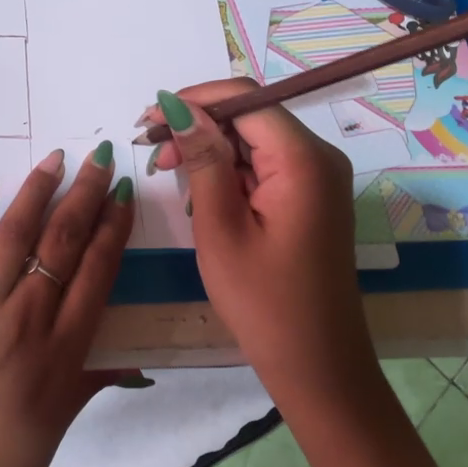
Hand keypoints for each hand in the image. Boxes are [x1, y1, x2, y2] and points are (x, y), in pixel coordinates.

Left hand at [0, 145, 138, 466]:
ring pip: (12, 236)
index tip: (121, 191)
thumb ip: (91, 379)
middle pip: (62, 242)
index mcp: (63, 353)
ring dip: (35, 192)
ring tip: (53, 160)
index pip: (97, 271)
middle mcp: (24, 322)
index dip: (112, 226)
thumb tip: (128, 360)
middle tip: (96, 156)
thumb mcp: (58, 424)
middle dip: (83, 194)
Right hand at [140, 82, 361, 370]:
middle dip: (198, 124)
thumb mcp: (220, 227)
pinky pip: (264, 164)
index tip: (149, 119)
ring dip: (209, 147)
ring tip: (168, 171)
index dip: (194, 99)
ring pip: (253, 139)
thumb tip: (177, 106)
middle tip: (152, 150)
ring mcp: (318, 178)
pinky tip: (200, 192)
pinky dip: (228, 170)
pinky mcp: (311, 197)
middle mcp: (318, 157)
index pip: (244, 99)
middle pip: (250, 115)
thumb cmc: (263, 302)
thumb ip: (201, 159)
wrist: (318, 367)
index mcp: (302, 159)